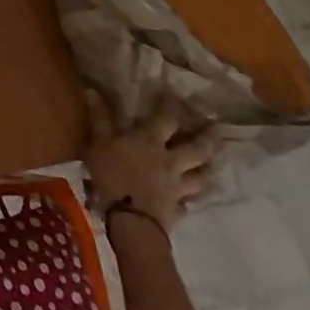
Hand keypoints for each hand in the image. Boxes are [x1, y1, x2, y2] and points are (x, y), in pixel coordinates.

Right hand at [82, 90, 217, 234]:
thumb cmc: (111, 174)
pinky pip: (187, 202)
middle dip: (208, 139)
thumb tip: (93, 90)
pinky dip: (188, 200)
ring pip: (200, 177)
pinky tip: (186, 201)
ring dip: (206, 171)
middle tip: (217, 132)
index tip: (176, 96)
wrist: (131, 218)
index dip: (172, 106)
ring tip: (210, 168)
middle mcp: (171, 161)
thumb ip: (99, 119)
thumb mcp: (98, 143)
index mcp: (150, 142)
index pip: (167, 119)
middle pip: (197, 149)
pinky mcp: (178, 207)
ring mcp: (178, 186)